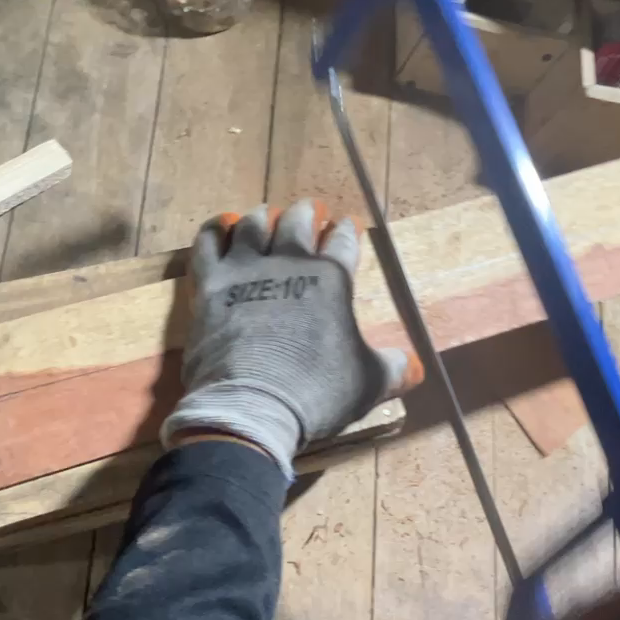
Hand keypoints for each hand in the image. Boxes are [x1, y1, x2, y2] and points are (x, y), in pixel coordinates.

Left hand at [160, 200, 419, 475]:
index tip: (345, 226)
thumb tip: (412, 366)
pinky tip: (219, 228)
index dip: (345, 231)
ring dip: (262, 218)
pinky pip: (208, 242)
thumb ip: (391, 369)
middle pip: (298, 221)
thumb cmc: (316, 393)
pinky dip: (214, 231)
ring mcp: (245, 269)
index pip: (343, 241)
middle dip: (306, 214)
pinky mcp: (208, 283)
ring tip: (265, 217)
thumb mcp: (367, 385)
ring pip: (253, 225)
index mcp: (332, 279)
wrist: (252, 406)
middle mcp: (289, 262)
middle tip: (308, 213)